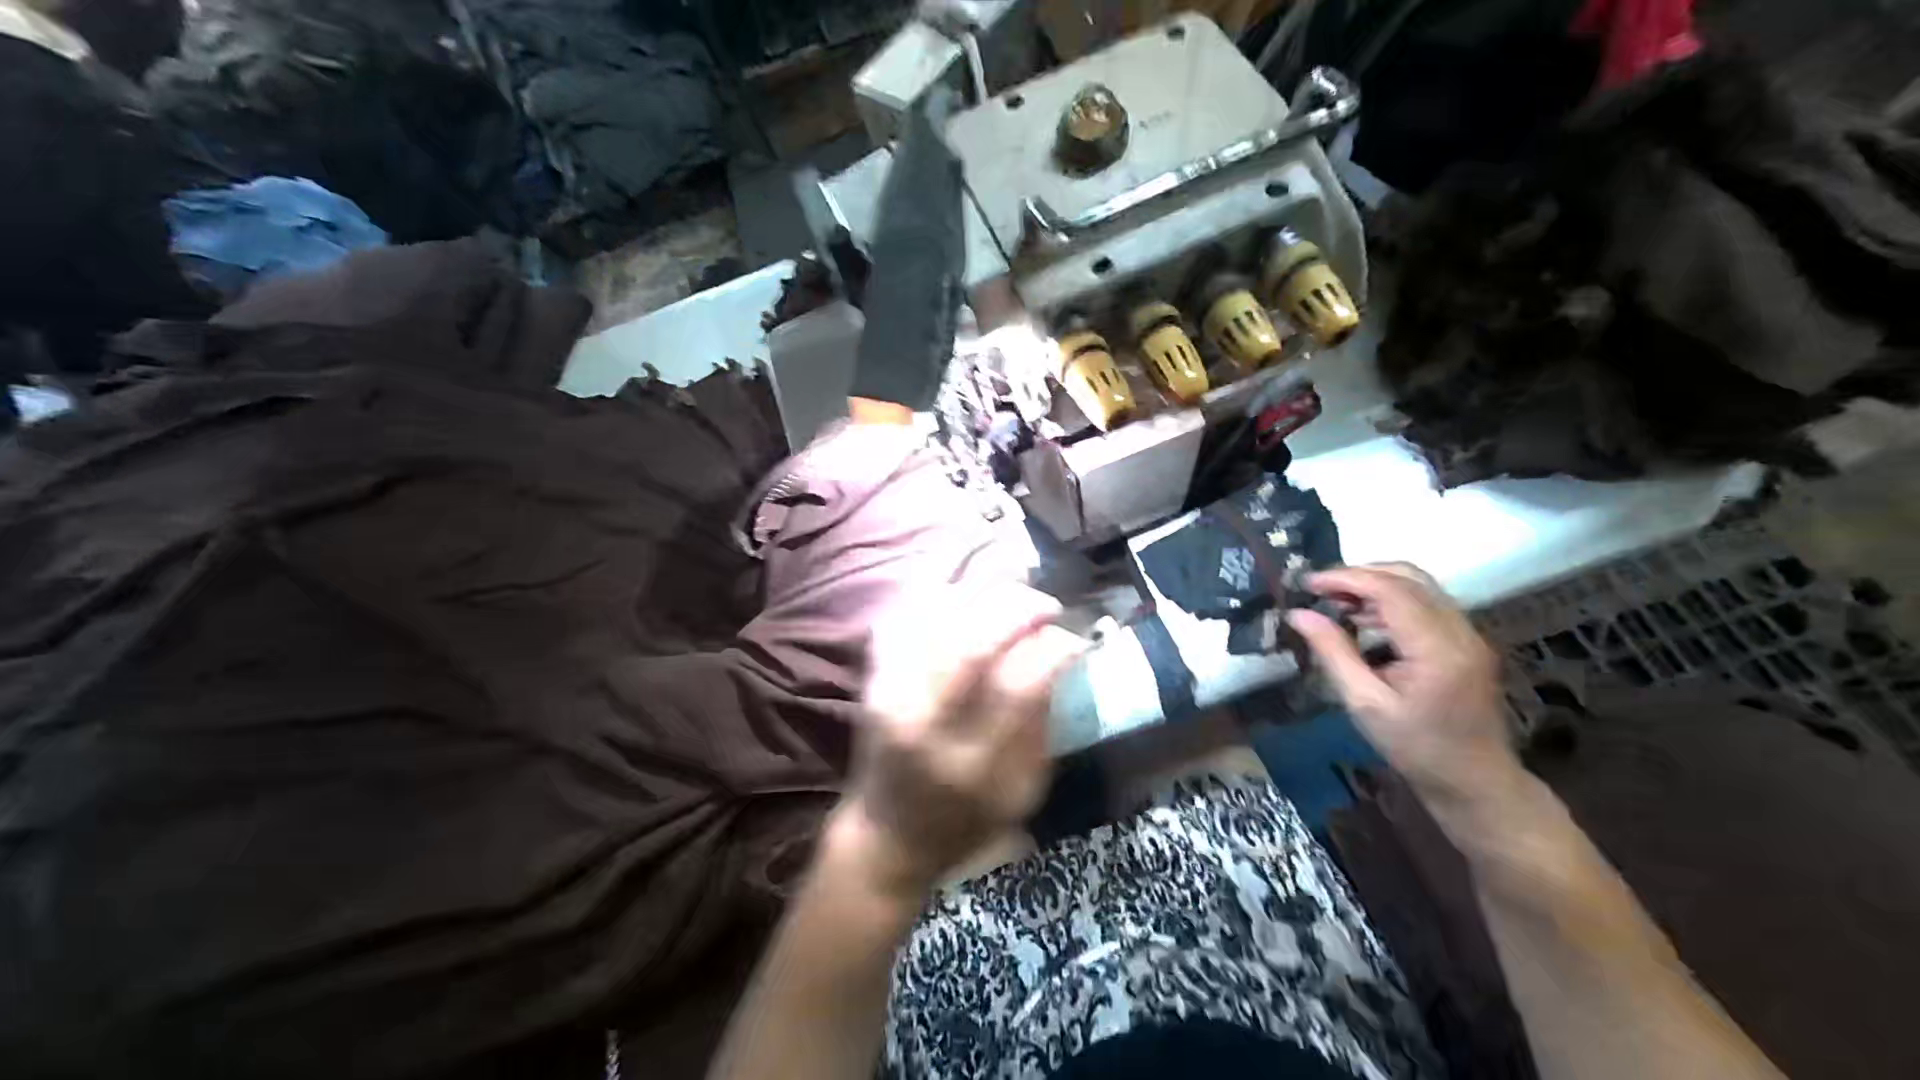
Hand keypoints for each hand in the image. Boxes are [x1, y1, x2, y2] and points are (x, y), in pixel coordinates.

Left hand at [840, 582, 1086, 898]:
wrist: (884, 835)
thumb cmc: (963, 823)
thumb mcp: (1020, 794)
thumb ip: (1041, 726)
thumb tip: (1060, 656)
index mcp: (970, 760)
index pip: (1019, 685)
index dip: (1056, 650)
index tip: (1077, 639)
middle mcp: (924, 718)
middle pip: (971, 640)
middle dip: (1020, 607)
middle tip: (1048, 605)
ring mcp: (891, 690)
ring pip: (934, 616)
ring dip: (981, 588)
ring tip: (1014, 584)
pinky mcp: (873, 676)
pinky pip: (903, 613)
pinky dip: (936, 590)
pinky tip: (965, 586)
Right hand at [1287, 564, 1518, 800]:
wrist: (1475, 781)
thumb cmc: (1416, 748)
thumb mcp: (1364, 704)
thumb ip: (1333, 652)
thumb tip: (1298, 614)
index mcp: (1438, 648)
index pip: (1391, 590)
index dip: (1345, 578)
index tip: (1307, 583)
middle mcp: (1461, 631)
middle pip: (1409, 577)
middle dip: (1359, 575)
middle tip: (1319, 589)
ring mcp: (1469, 634)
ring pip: (1419, 586)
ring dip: (1374, 585)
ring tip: (1335, 603)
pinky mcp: (1466, 642)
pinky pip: (1426, 604)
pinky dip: (1391, 601)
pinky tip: (1363, 620)